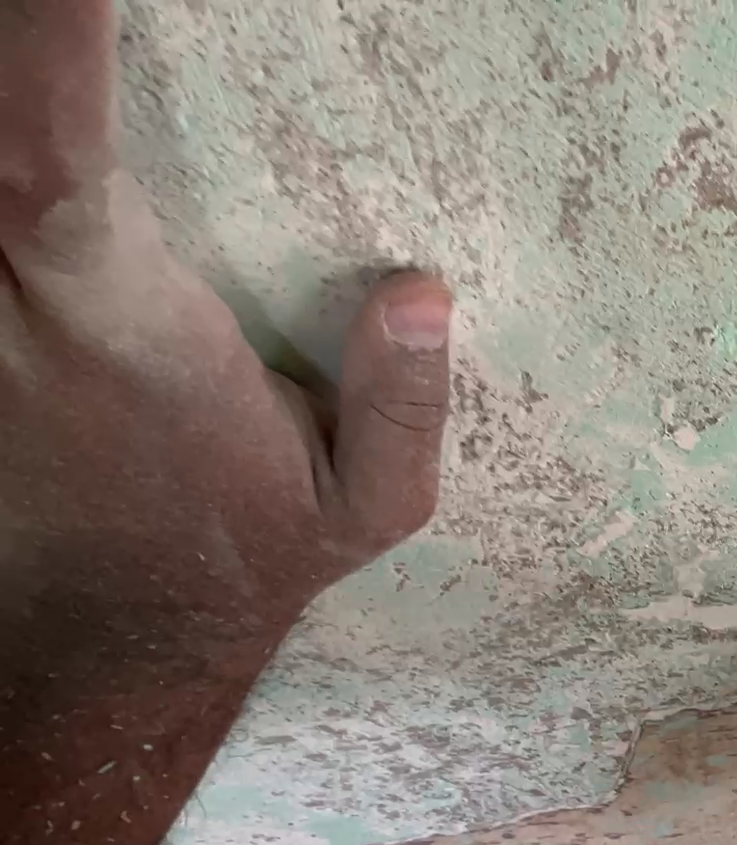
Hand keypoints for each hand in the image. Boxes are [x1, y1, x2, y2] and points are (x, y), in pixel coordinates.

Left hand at [0, 0, 452, 649]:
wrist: (120, 623)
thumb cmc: (260, 548)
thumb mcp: (380, 502)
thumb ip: (405, 404)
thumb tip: (425, 291)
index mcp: (124, 333)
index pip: (47, 158)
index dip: (44, 43)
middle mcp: (0, 303)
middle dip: (23, 36)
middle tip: (94, 6)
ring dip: (10, 86)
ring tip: (75, 43)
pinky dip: (4, 141)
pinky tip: (41, 127)